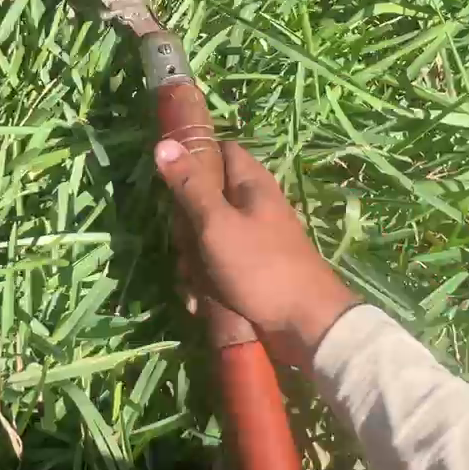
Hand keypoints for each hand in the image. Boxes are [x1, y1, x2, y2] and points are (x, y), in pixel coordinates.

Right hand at [154, 138, 359, 364]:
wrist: (305, 325)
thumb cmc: (260, 265)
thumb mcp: (216, 223)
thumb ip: (189, 186)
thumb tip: (163, 144)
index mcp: (250, 182)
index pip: (217, 150)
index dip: (192, 160)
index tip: (171, 181)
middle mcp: (250, 204)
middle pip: (202, 198)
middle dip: (186, 227)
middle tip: (188, 244)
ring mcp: (249, 237)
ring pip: (203, 236)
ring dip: (192, 261)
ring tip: (195, 281)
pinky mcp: (246, 267)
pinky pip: (213, 265)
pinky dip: (204, 281)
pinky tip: (199, 300)